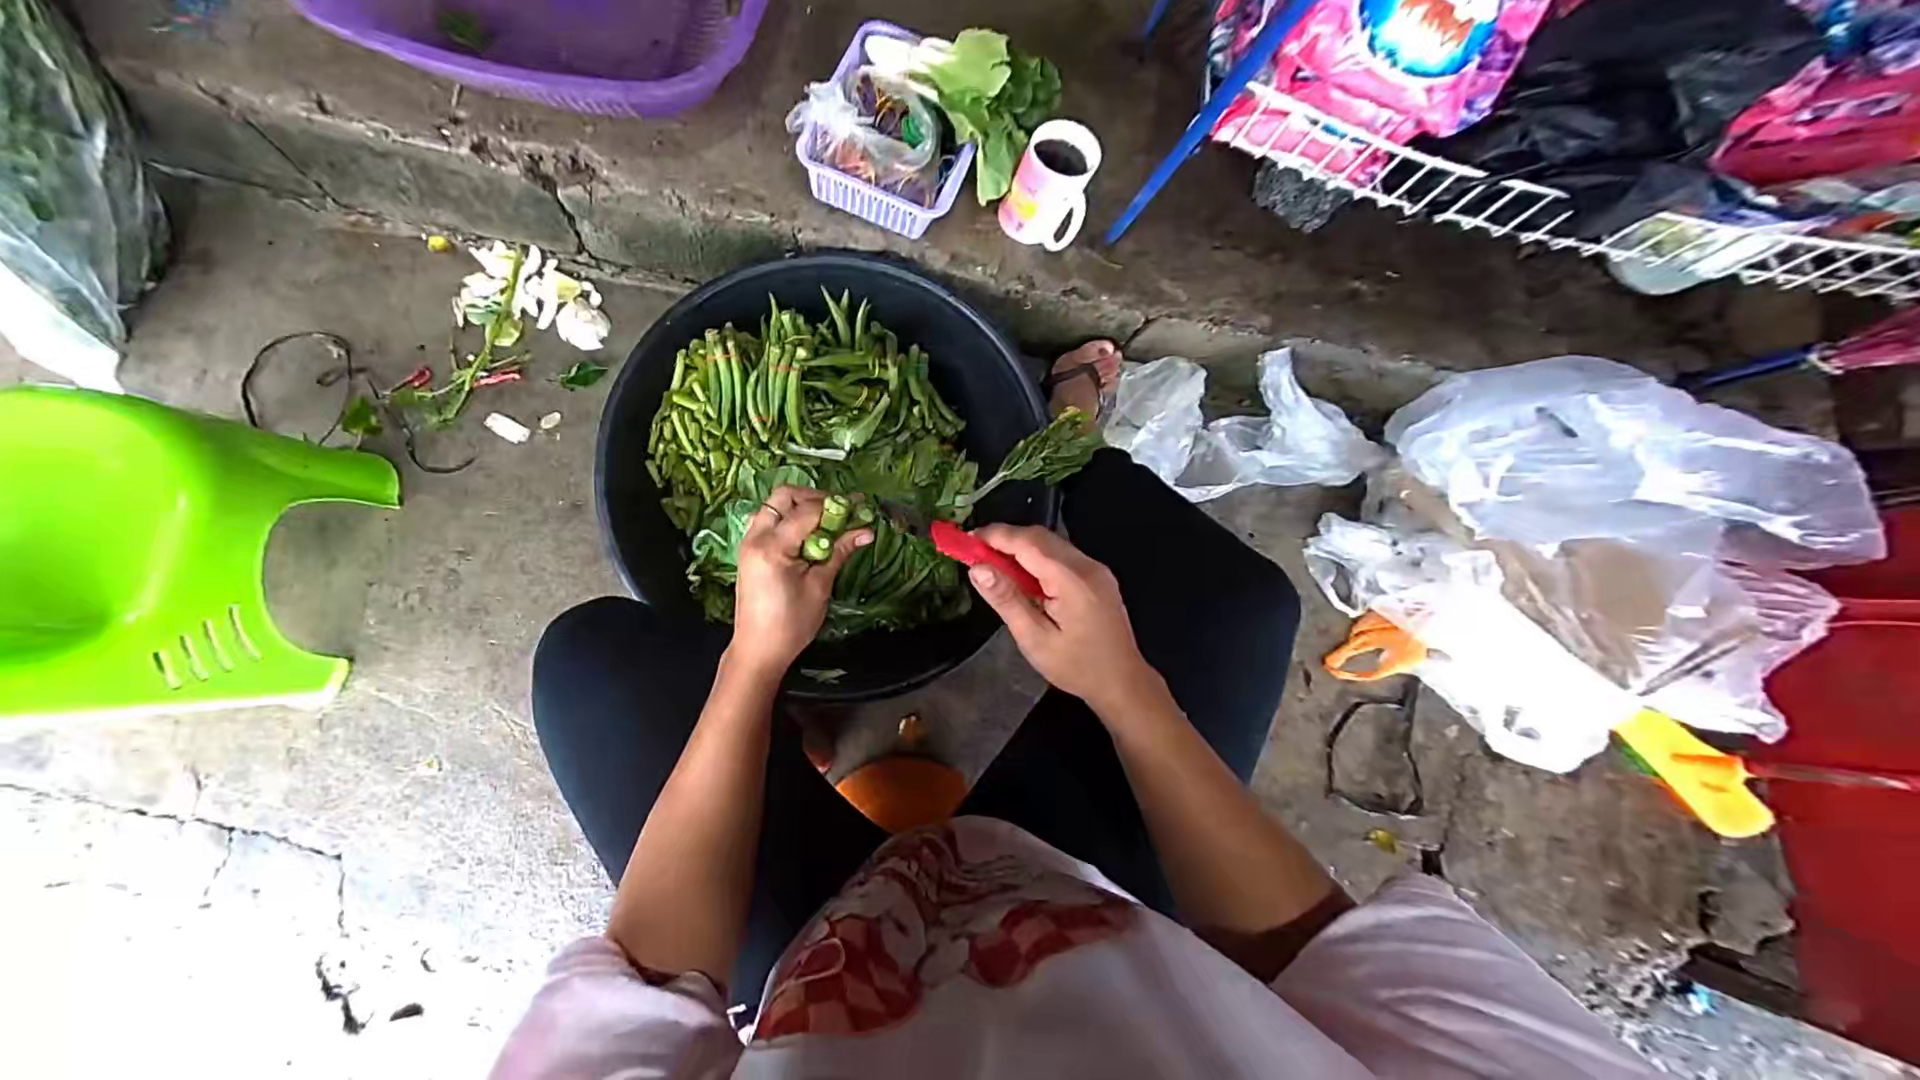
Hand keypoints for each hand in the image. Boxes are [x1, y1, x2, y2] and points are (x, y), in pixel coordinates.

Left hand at [729, 486, 871, 675]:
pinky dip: (790, 519)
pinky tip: (810, 534)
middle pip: (784, 496)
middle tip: (840, 510)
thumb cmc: (791, 623)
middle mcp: (756, 537)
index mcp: (773, 547)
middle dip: (815, 497)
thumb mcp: (820, 586)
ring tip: (827, 521)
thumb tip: (866, 530)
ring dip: (801, 506)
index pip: (808, 511)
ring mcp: (749, 542)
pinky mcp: (750, 550)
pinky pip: (769, 521)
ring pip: (775, 505)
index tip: (860, 507)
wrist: (758, 649)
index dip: (837, 506)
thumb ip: (840, 551)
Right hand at [966, 524, 1164, 713]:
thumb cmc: (1076, 667)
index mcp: (1073, 580)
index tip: (966, 539)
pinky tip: (1021, 575)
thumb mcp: (1034, 639)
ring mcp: (1096, 568)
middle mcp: (1087, 565)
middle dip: (1005, 538)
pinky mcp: (1097, 576)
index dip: (995, 536)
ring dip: (1020, 546)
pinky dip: (1036, 557)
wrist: (1122, 682)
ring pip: (1051, 543)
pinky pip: (1061, 555)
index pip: (1028, 543)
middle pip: (1040, 537)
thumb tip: (977, 569)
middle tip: (974, 552)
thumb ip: (1007, 599)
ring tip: (992, 563)